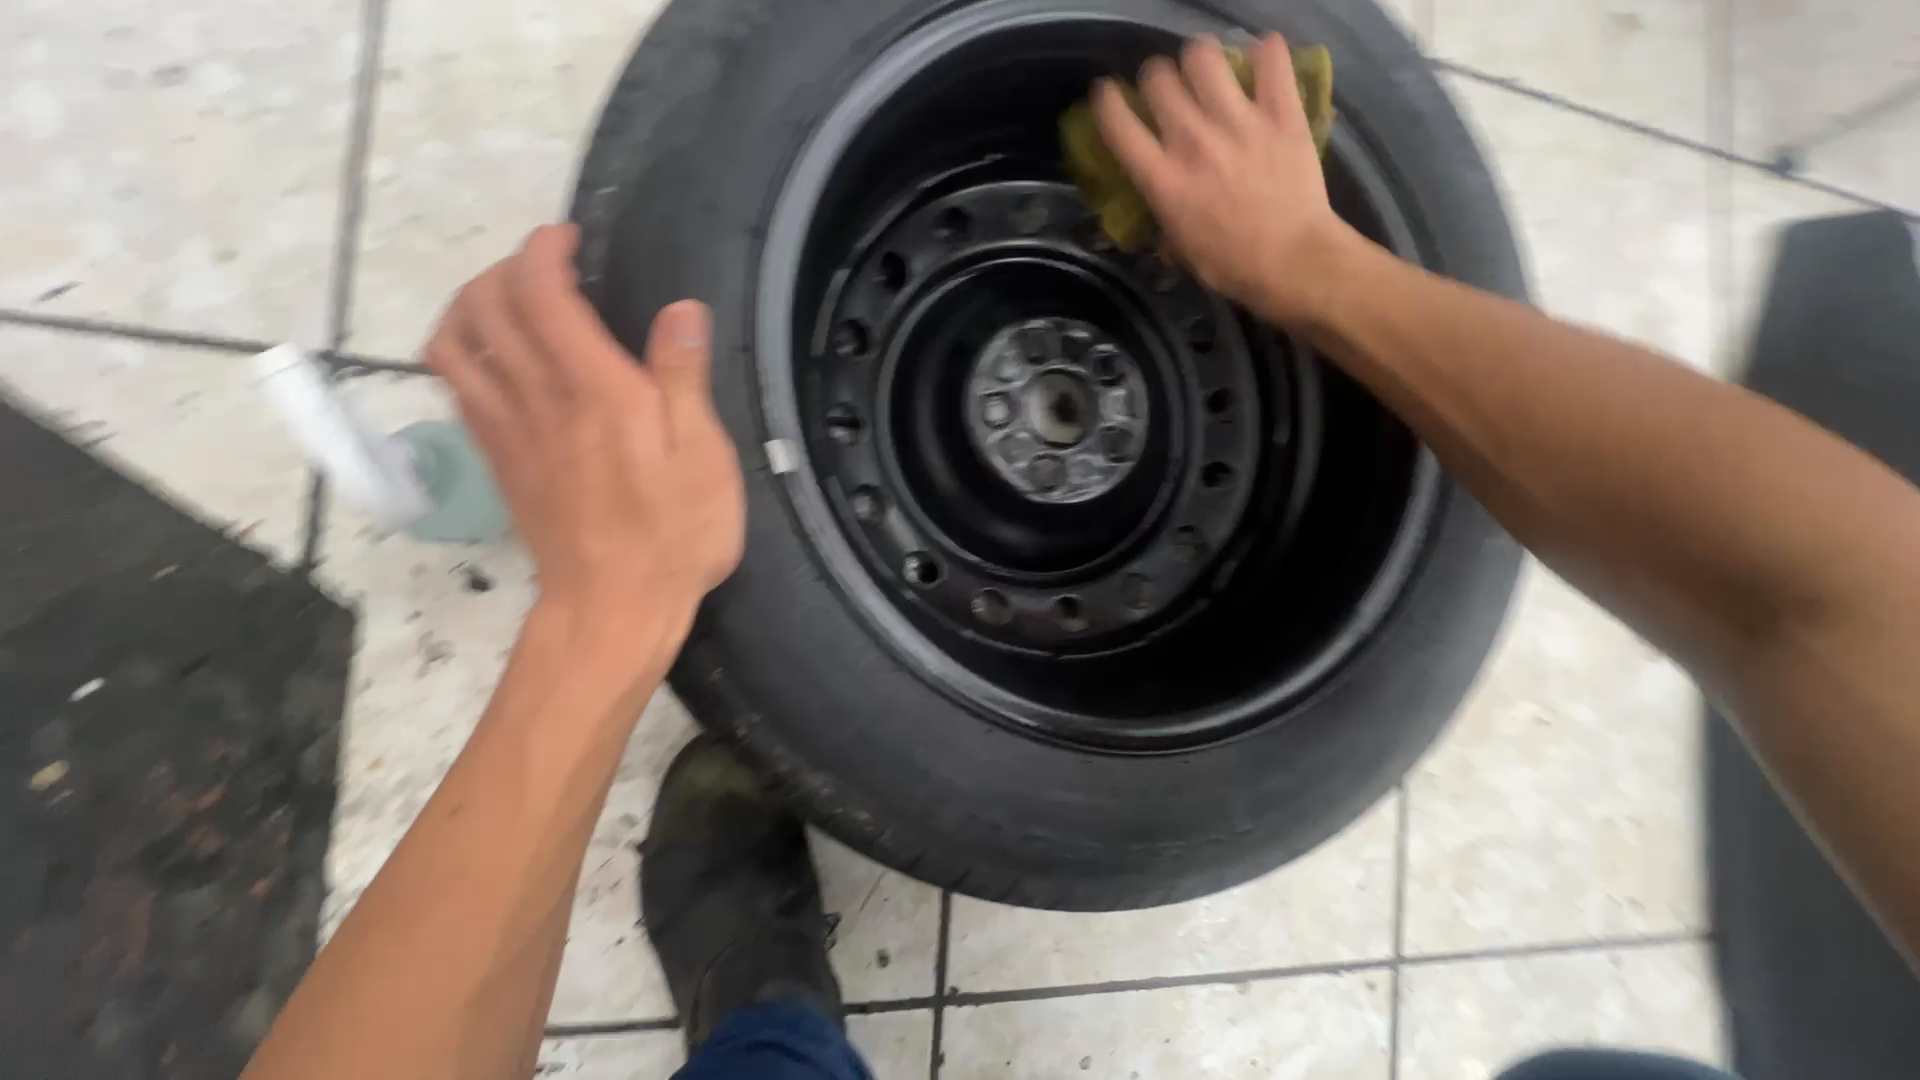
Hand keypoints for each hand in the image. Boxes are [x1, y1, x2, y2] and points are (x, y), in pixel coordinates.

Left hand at [423, 225, 745, 627]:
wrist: (612, 607)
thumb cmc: (673, 536)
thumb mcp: (704, 460)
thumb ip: (685, 380)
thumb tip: (681, 311)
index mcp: (597, 392)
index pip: (541, 294)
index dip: (544, 251)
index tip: (569, 240)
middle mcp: (540, 399)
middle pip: (486, 306)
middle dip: (507, 267)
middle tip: (549, 269)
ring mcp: (507, 431)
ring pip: (455, 342)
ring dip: (472, 304)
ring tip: (511, 303)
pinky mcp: (497, 460)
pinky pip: (457, 387)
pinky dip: (463, 351)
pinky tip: (497, 359)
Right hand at [1093, 34, 1359, 323]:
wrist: (1292, 261)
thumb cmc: (1230, 266)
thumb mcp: (1179, 247)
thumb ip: (1165, 213)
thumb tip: (1162, 201)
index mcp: (1163, 180)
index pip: (1118, 123)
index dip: (1107, 101)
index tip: (1109, 96)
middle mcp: (1193, 141)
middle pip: (1159, 78)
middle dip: (1156, 79)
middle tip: (1168, 92)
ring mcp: (1238, 122)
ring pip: (1204, 56)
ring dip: (1200, 60)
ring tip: (1208, 73)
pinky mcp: (1281, 112)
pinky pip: (1271, 58)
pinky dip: (1265, 54)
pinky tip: (1261, 66)